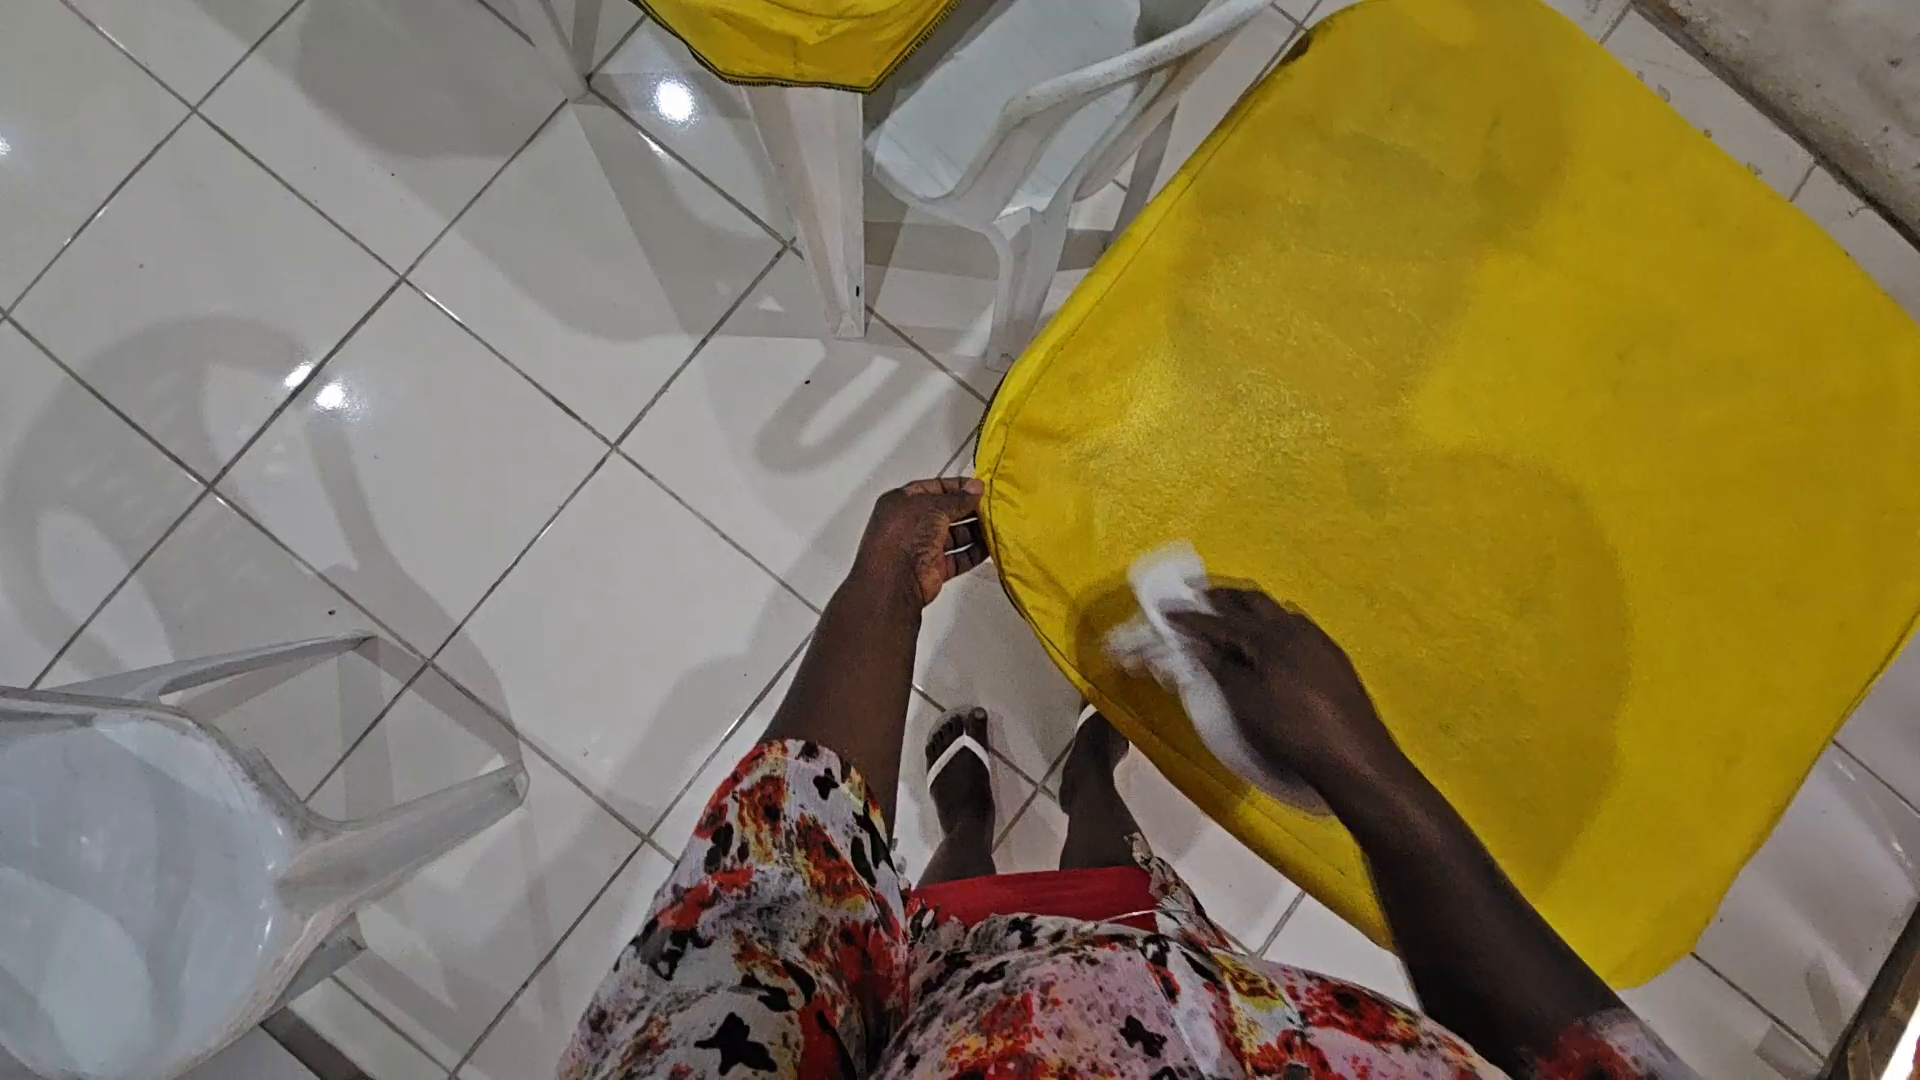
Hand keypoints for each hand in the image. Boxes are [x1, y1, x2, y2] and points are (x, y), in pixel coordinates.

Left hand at [850, 477, 988, 605]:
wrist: (894, 581)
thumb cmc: (902, 538)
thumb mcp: (933, 507)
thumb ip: (957, 498)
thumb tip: (974, 489)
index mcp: (902, 503)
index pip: (933, 489)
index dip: (956, 487)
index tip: (976, 487)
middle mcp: (911, 525)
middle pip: (945, 513)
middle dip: (968, 509)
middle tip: (989, 506)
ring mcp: (921, 547)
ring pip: (954, 536)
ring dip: (974, 531)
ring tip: (993, 524)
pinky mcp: (933, 568)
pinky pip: (958, 558)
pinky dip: (974, 553)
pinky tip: (988, 546)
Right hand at [1168, 588, 1405, 796]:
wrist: (1355, 758)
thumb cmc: (1291, 730)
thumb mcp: (1245, 702)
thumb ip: (1221, 668)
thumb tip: (1200, 644)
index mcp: (1268, 638)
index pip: (1220, 621)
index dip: (1191, 617)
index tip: (1168, 610)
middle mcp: (1294, 629)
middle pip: (1252, 601)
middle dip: (1223, 597)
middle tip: (1199, 596)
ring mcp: (1317, 641)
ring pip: (1276, 611)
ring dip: (1250, 608)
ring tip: (1232, 614)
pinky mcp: (1332, 657)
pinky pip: (1295, 625)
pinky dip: (1272, 624)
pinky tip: (1270, 640)